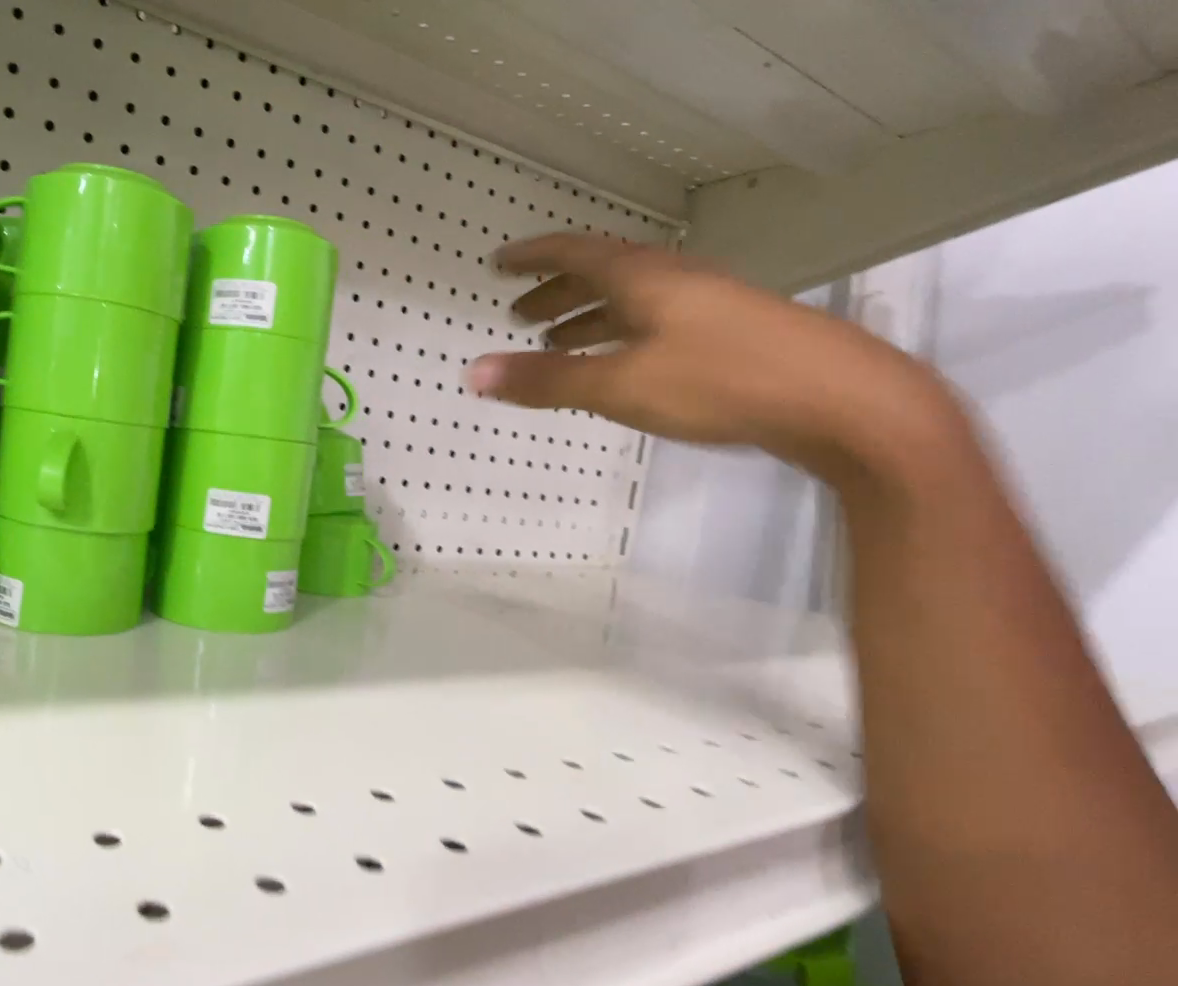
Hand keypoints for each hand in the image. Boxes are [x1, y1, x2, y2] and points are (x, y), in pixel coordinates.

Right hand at [468, 233, 963, 485]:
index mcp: (644, 278)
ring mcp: (708, 306)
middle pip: (603, 274)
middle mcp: (675, 281)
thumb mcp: (620, 386)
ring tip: (557, 340)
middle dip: (556, 292)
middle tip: (520, 314)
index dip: (532, 257)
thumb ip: (546, 381)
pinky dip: (620, 336)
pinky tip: (621, 363)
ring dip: (588, 316)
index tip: (498, 264)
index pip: (574, 253)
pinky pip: (655, 323)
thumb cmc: (721, 382)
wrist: (844, 401)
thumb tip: (473, 374)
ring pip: (632, 301)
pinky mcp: (730, 336)